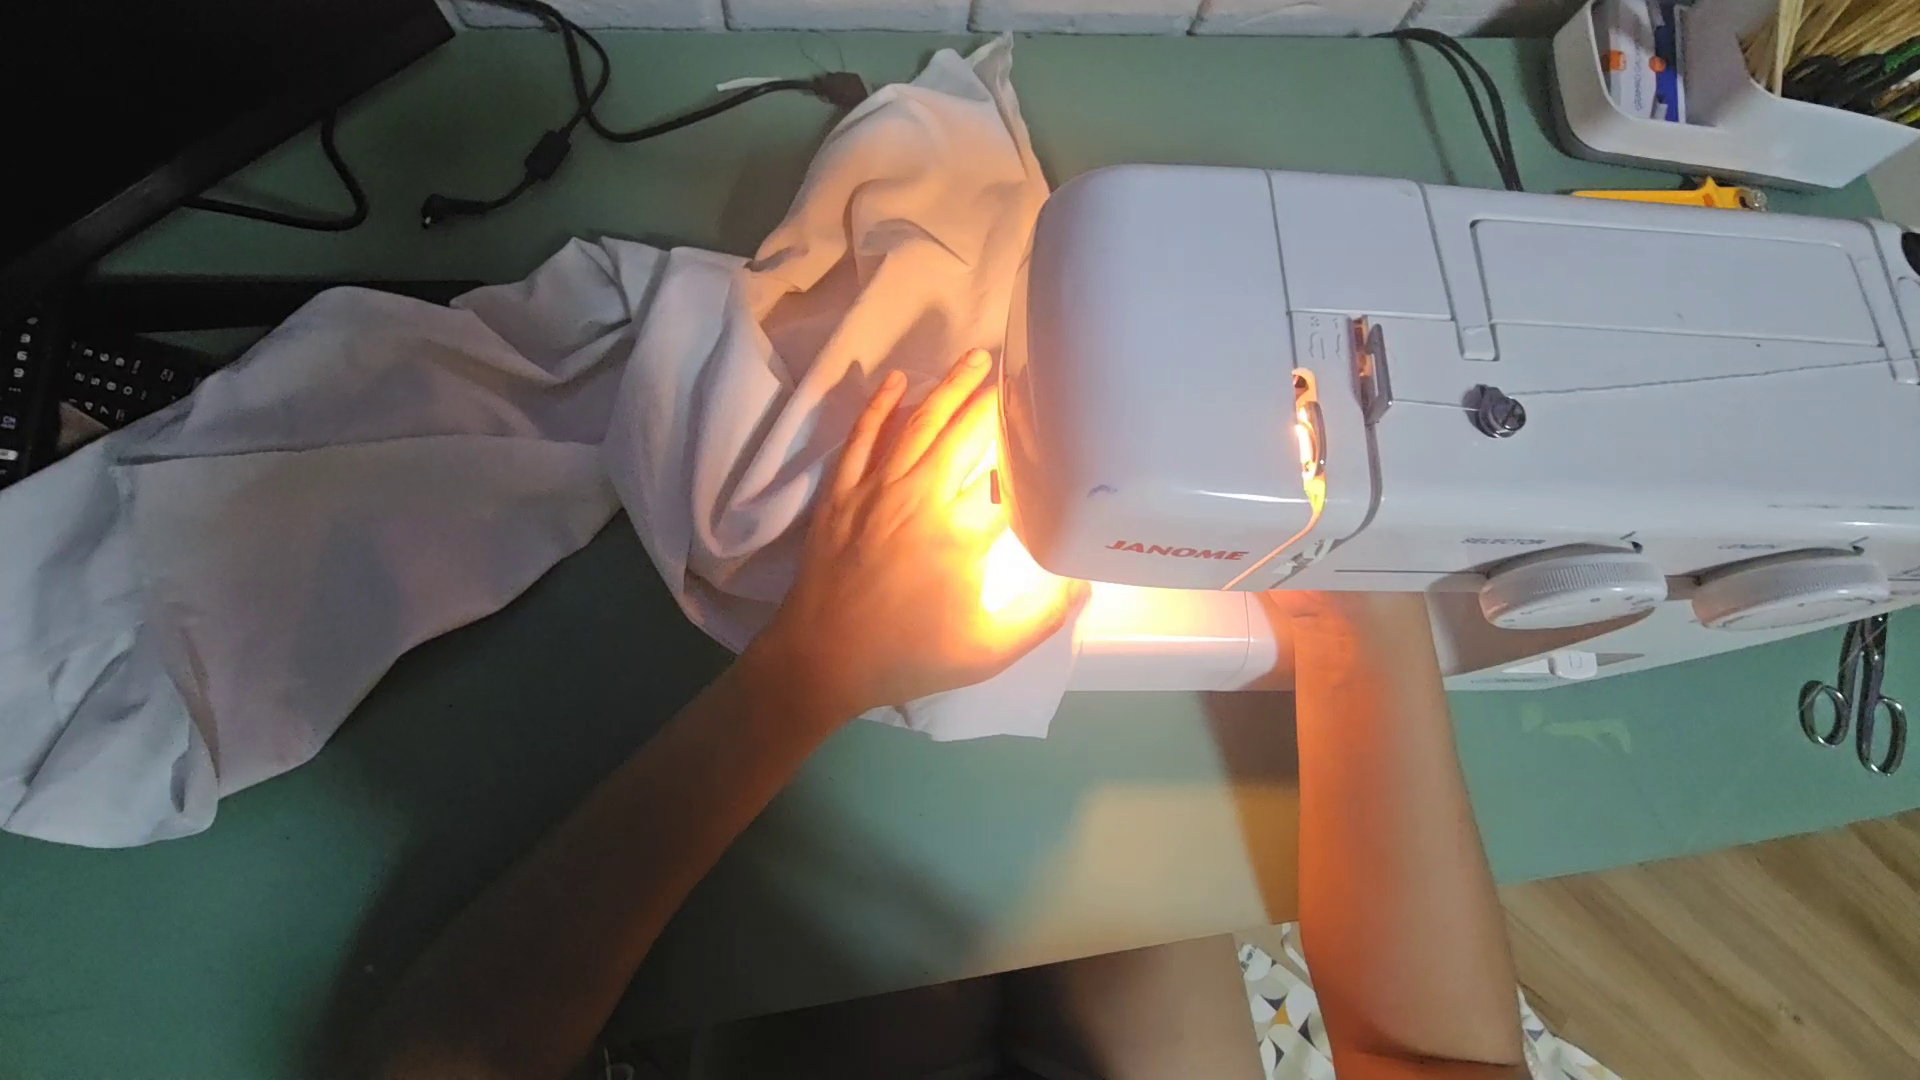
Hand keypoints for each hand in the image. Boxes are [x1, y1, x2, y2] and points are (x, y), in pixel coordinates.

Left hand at [751, 350, 1087, 718]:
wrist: (821, 659)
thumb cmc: (907, 657)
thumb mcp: (989, 652)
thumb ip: (1042, 616)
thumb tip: (1083, 579)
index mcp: (963, 533)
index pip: (1010, 479)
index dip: (1035, 455)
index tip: (1056, 434)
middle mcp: (922, 496)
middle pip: (967, 434)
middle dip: (996, 400)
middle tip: (1021, 373)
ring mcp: (877, 488)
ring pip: (919, 422)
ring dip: (950, 387)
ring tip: (976, 357)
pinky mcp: (842, 492)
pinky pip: (863, 436)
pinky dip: (880, 405)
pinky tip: (897, 381)